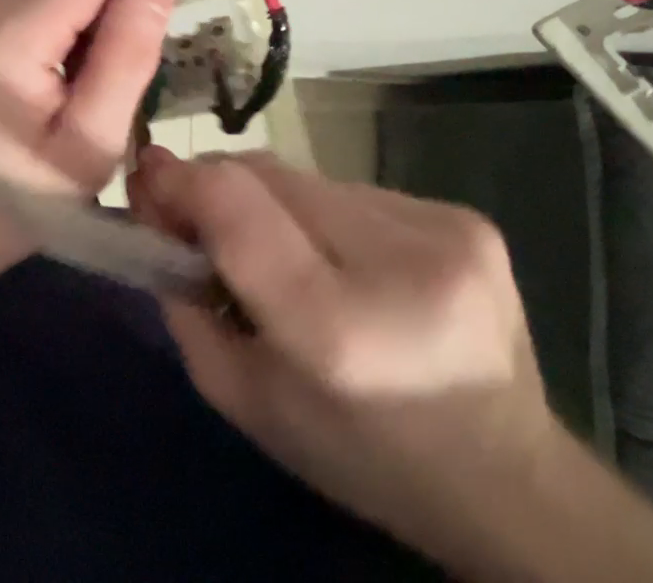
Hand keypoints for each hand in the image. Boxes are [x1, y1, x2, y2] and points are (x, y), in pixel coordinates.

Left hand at [0, 0, 175, 324]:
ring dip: (62, 27)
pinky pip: (8, 0)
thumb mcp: (88, 145)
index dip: (122, 15)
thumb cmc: (10, 203)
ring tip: (46, 98)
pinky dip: (30, 31)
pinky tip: (16, 88)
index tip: (110, 78)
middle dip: (92, 21)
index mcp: (4, 30)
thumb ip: (128, 56)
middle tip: (79, 96)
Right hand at [134, 150, 565, 564]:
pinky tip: (342, 261)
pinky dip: (321, 214)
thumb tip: (158, 214)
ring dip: (270, 203)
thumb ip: (185, 303)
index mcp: (336, 326)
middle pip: (266, 175)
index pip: (235, 204)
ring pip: (306, 177)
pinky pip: (351, 189)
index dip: (180, 182)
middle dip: (216, 189)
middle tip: (196, 223)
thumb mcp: (240, 398)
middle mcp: (398, 262)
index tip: (147, 182)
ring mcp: (443, 231)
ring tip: (282, 255)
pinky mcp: (466, 217)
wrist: (506, 477)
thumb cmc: (355, 453)